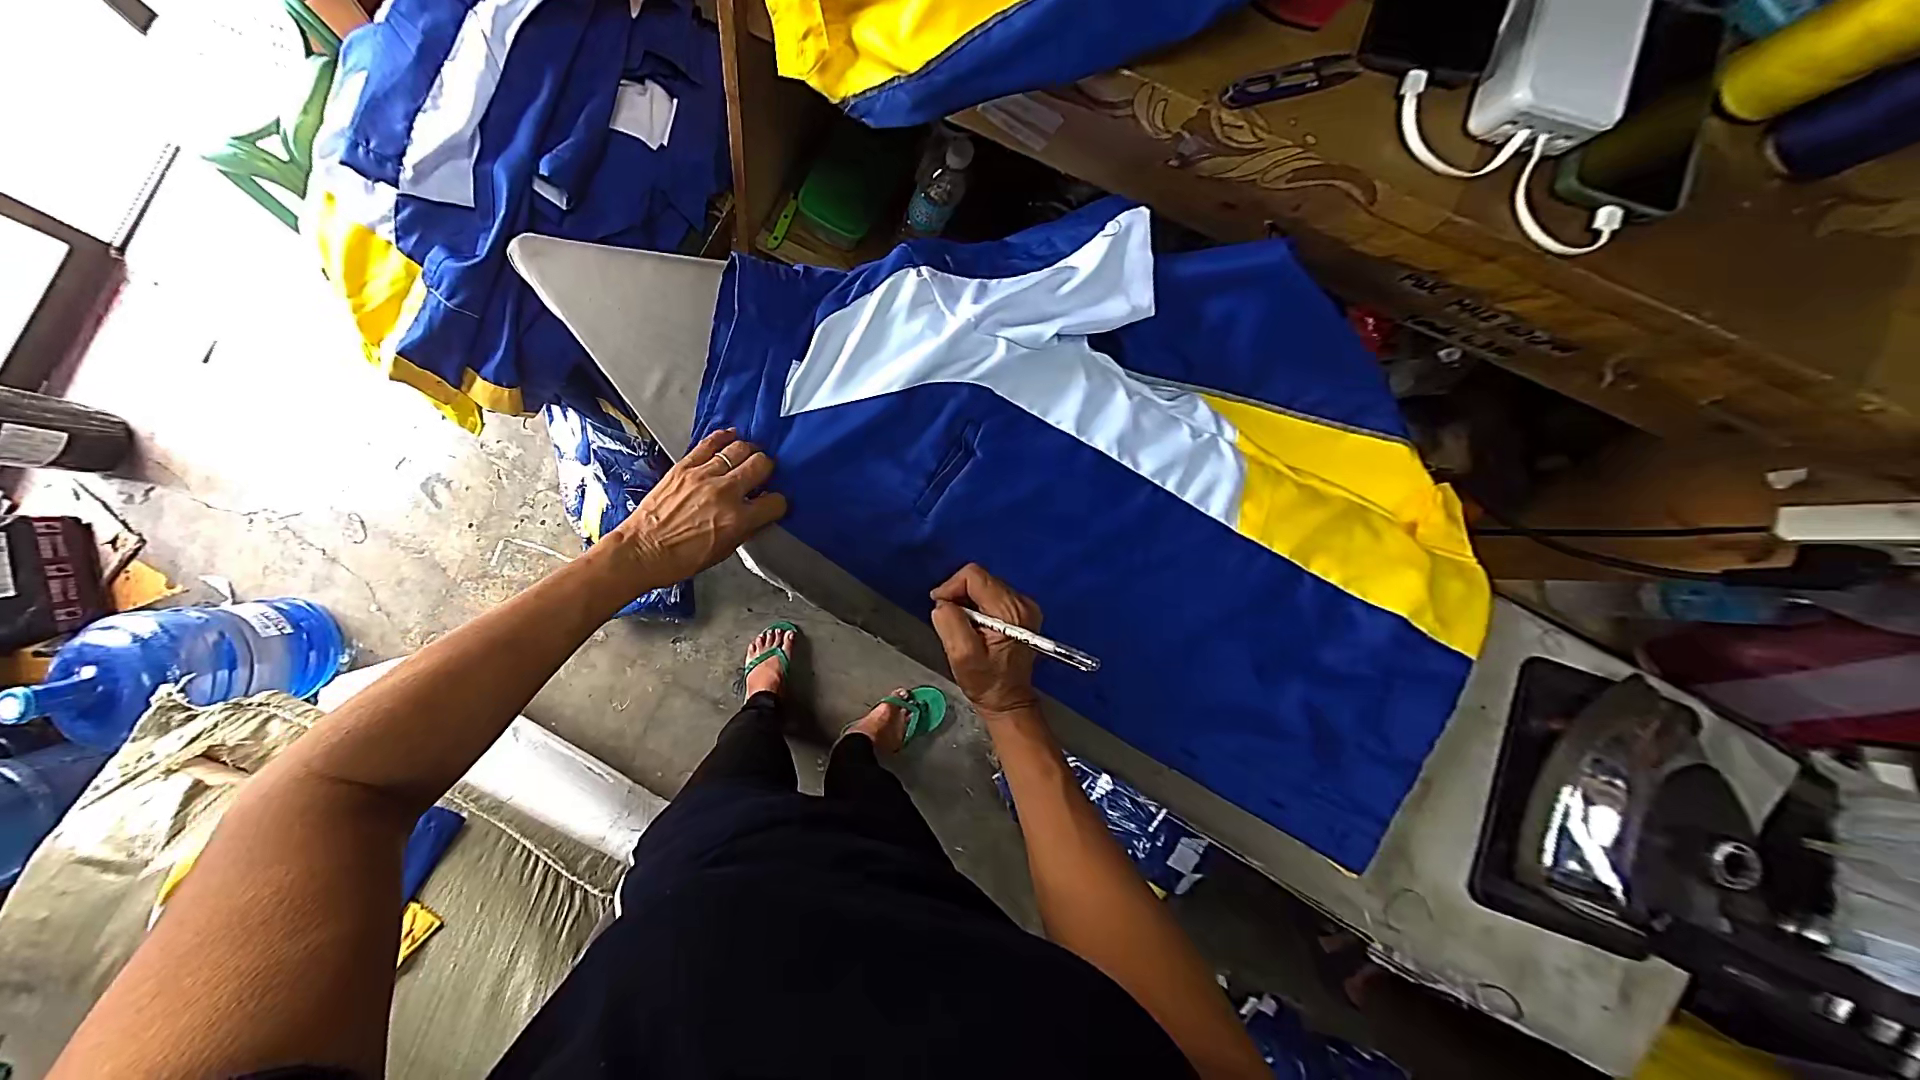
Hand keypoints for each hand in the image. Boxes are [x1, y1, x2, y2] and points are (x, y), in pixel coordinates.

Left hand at [610, 428, 786, 588]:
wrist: (642, 552)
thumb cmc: (681, 558)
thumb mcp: (725, 551)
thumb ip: (747, 528)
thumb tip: (759, 514)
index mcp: (738, 520)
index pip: (775, 502)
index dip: (778, 503)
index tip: (774, 503)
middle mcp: (725, 493)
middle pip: (761, 464)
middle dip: (767, 469)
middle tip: (763, 473)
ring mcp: (704, 476)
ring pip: (739, 448)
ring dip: (749, 451)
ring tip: (749, 456)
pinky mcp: (684, 467)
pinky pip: (710, 443)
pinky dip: (724, 438)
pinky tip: (731, 438)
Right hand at [929, 563, 1042, 717]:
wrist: (1009, 700)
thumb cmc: (986, 682)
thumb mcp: (961, 656)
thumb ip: (950, 622)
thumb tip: (943, 603)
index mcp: (1010, 610)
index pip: (974, 576)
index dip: (951, 587)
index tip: (940, 607)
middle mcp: (1023, 602)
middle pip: (980, 579)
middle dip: (959, 595)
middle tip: (949, 620)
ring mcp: (1024, 606)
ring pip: (985, 586)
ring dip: (967, 602)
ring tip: (961, 626)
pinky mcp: (1021, 612)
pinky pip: (991, 596)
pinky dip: (977, 607)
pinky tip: (973, 626)